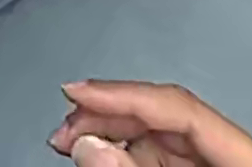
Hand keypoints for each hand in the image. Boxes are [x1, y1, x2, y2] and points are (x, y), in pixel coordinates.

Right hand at [50, 80, 251, 166]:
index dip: (123, 95)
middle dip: (108, 120)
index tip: (77, 92)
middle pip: (167, 123)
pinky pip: (162, 162)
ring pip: (160, 142)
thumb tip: (91, 145)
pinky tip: (101, 159)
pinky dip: (125, 158)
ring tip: (74, 144)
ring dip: (109, 138)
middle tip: (67, 130)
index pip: (184, 110)